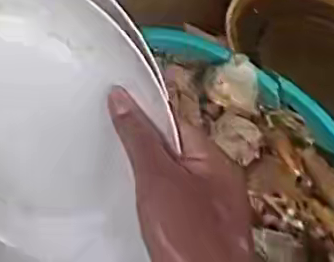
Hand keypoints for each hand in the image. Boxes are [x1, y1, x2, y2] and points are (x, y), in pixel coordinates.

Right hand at [110, 87, 254, 261]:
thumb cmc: (187, 236)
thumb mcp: (156, 177)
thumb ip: (138, 135)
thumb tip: (121, 96)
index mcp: (216, 161)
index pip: (173, 121)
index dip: (143, 115)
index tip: (113, 110)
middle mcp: (220, 184)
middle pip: (172, 150)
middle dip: (143, 148)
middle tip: (114, 145)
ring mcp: (213, 214)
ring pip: (171, 180)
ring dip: (148, 178)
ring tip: (121, 175)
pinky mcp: (201, 238)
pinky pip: (172, 206)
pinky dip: (154, 204)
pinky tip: (138, 208)